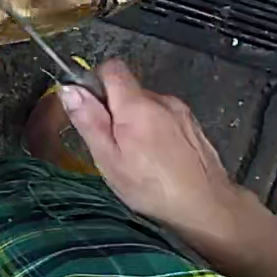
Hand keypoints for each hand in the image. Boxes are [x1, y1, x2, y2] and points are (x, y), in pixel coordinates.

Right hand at [60, 59, 253, 251]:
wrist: (208, 207)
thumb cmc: (150, 187)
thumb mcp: (108, 158)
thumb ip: (88, 120)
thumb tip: (68, 89)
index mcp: (136, 105)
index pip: (111, 68)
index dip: (96, 83)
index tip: (92, 109)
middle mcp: (161, 99)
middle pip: (128, 89)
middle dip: (115, 108)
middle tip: (112, 143)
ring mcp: (181, 111)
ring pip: (146, 104)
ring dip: (135, 120)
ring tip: (136, 154)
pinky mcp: (193, 124)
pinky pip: (163, 115)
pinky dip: (154, 128)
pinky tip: (157, 157)